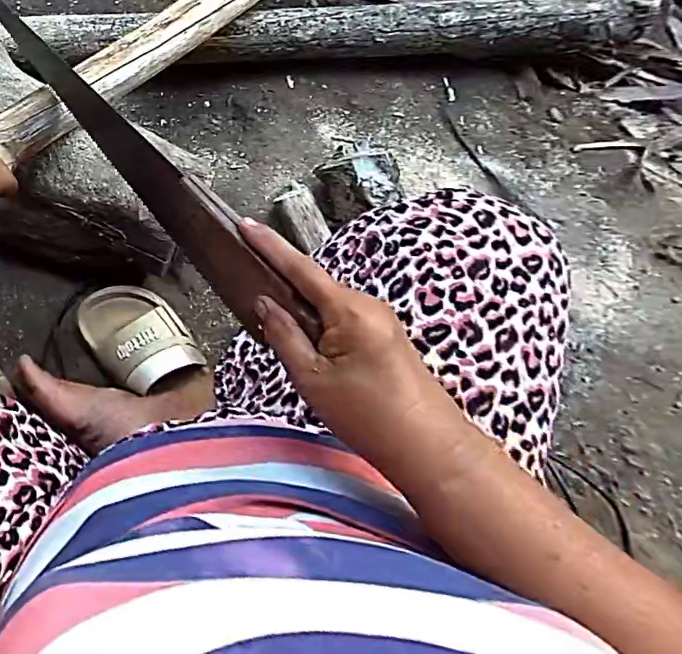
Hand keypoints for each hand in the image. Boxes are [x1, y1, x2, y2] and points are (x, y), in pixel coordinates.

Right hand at [238, 218, 477, 471]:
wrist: (436, 455)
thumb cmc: (375, 420)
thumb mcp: (311, 379)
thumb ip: (283, 334)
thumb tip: (264, 304)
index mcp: (350, 312)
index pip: (299, 267)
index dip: (268, 245)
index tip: (246, 225)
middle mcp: (368, 307)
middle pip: (311, 283)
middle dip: (280, 283)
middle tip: (248, 288)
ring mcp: (380, 320)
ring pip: (325, 302)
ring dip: (300, 308)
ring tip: (277, 331)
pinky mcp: (384, 336)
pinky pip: (340, 316)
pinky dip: (318, 322)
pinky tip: (307, 345)